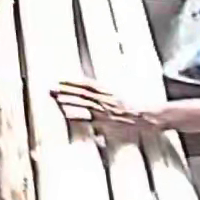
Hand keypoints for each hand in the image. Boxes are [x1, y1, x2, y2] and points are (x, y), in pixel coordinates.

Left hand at [52, 79, 167, 130]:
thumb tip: (87, 87)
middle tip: (50, 88)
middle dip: (66, 90)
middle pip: (82, 93)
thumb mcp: (116, 94)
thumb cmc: (133, 105)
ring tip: (56, 98)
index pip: (87, 84)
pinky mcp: (106, 120)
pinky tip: (66, 115)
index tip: (59, 79)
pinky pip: (90, 118)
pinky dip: (78, 116)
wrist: (149, 116)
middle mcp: (106, 99)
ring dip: (69, 101)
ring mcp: (105, 110)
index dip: (72, 81)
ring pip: (84, 104)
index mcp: (108, 91)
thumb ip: (102, 92)